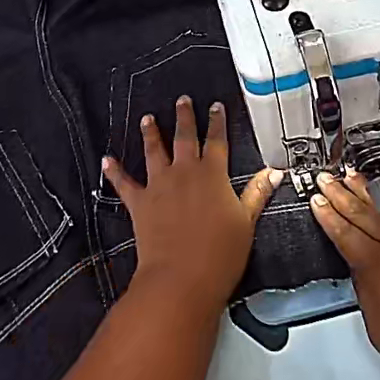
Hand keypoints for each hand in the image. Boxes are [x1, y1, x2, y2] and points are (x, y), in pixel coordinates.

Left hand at [102, 96, 281, 309]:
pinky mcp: (139, 203)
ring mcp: (159, 185)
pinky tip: (107, 160)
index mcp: (212, 174)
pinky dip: (115, 171)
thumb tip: (273, 172)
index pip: (216, 140)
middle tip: (182, 100)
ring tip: (148, 118)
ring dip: (151, 133)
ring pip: (154, 150)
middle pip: (184, 137)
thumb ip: (257, 194)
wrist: (181, 279)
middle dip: (184, 117)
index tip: (215, 106)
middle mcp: (184, 172)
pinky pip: (124, 182)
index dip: (217, 122)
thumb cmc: (219, 254)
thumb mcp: (246, 222)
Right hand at [308, 170, 379, 379]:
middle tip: (326, 179)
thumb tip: (360, 273)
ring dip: (365, 188)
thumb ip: (365, 291)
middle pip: (362, 210)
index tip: (315, 202)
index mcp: (377, 264)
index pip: (343, 231)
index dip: (326, 215)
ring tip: (350, 175)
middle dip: (340, 192)